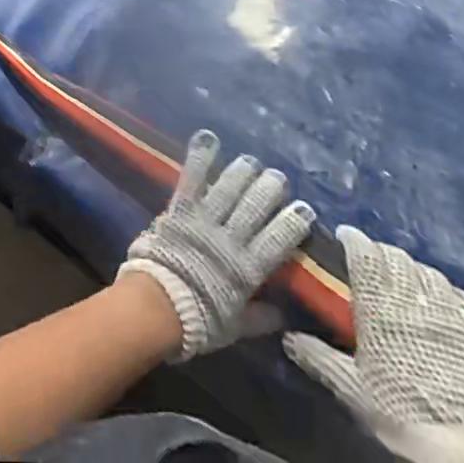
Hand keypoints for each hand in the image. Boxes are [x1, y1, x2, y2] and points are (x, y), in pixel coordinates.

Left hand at [117, 130, 314, 359]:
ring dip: (240, 173)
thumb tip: (283, 315)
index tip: (305, 209)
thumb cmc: (199, 319)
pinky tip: (207, 138)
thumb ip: (260, 317)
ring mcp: (202, 222)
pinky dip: (200, 159)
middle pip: (254, 209)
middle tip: (277, 177)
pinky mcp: (178, 210)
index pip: (277, 241)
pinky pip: (191, 181)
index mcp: (248, 269)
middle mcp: (229, 240)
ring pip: (227, 191)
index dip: (292, 223)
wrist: (158, 304)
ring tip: (251, 161)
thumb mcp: (236, 326)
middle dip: (268, 190)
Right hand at [284, 228, 463, 462]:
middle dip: (383, 252)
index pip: (366, 257)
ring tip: (405, 275)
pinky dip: (452, 292)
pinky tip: (447, 298)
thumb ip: (318, 357)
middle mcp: (416, 303)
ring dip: (415, 269)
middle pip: (400, 260)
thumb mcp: (351, 386)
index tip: (344, 234)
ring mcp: (454, 318)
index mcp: (379, 308)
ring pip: (433, 276)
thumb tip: (288, 338)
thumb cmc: (401, 409)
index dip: (354, 240)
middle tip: (371, 256)